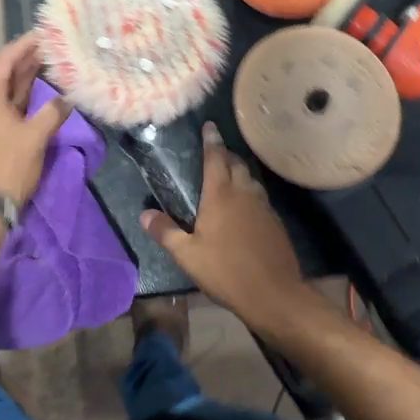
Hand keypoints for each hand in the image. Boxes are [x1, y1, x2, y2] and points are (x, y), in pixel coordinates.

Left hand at [0, 33, 71, 204]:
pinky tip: (44, 86)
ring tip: (52, 58)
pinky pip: (12, 102)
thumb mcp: (35, 136)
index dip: (24, 45)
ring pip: (10, 87)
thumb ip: (52, 112)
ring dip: (28, 74)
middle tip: (52, 43)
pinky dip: (27, 92)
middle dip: (28, 57)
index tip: (43, 33)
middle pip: (6, 71)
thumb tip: (68, 98)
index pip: (5, 60)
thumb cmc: (10, 165)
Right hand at [141, 124, 314, 334]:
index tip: (209, 126)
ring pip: (251, 179)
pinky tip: (245, 206)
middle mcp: (244, 193)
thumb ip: (166, 232)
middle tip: (215, 152)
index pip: (215, 157)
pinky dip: (250, 192)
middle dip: (226, 154)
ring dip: (240, 172)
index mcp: (221, 194)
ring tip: (229, 175)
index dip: (211, 140)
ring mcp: (263, 206)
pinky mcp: (275, 222)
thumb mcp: (187, 255)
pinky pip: (260, 197)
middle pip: (236, 163)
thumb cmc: (226, 271)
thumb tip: (143, 214)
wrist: (274, 293)